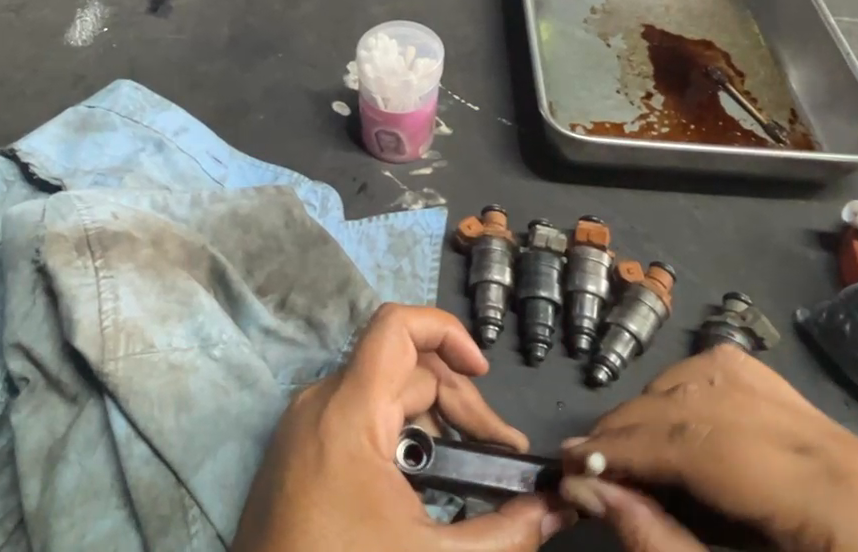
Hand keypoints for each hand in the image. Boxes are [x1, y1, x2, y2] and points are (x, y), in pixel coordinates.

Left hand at [234, 303, 571, 551]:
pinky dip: (400, 436)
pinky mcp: (300, 447)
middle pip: (404, 367)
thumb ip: (506, 532)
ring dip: (435, 422)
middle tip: (502, 454)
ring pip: (384, 393)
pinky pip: (359, 417)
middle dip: (460, 402)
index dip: (446, 332)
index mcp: (349, 411)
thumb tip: (558, 507)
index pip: (397, 326)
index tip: (484, 372)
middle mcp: (323, 402)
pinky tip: (427, 481)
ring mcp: (306, 424)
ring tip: (472, 472)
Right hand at [558, 347, 857, 551]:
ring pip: (721, 374)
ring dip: (658, 402)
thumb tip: (585, 485)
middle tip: (584, 457)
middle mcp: (841, 449)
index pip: (706, 444)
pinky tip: (669, 428)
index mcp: (835, 502)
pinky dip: (694, 393)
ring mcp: (841, 433)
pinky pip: (747, 382)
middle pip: (709, 400)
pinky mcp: (832, 431)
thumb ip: (661, 544)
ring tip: (623, 446)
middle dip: (633, 425)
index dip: (629, 448)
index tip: (571, 461)